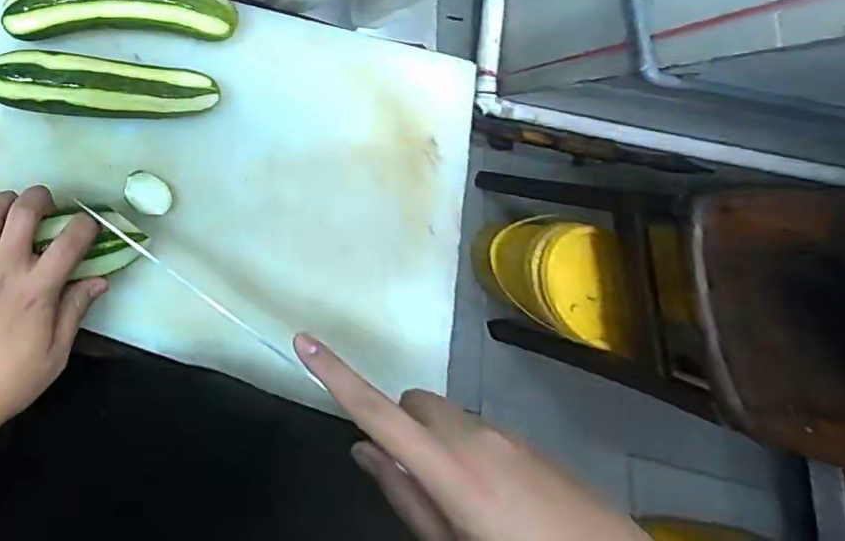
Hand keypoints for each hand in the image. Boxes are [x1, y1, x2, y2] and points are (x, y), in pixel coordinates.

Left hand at [0, 187, 106, 443]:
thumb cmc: (10, 379)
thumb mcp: (55, 354)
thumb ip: (76, 309)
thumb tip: (100, 279)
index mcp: (37, 289)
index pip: (69, 241)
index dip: (85, 225)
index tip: (89, 226)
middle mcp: (5, 267)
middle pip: (25, 209)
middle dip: (42, 197)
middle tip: (48, 206)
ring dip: (7, 201)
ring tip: (15, 211)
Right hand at [295, 334, 650, 540]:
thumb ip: (406, 499)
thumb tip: (364, 449)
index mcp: (448, 469)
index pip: (376, 411)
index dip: (335, 375)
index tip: (303, 341)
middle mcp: (475, 438)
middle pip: (414, 403)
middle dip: (403, 425)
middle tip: (417, 476)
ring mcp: (512, 439)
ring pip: (451, 418)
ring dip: (441, 441)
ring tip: (471, 501)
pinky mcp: (541, 449)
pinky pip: (487, 433)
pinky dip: (475, 451)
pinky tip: (507, 504)